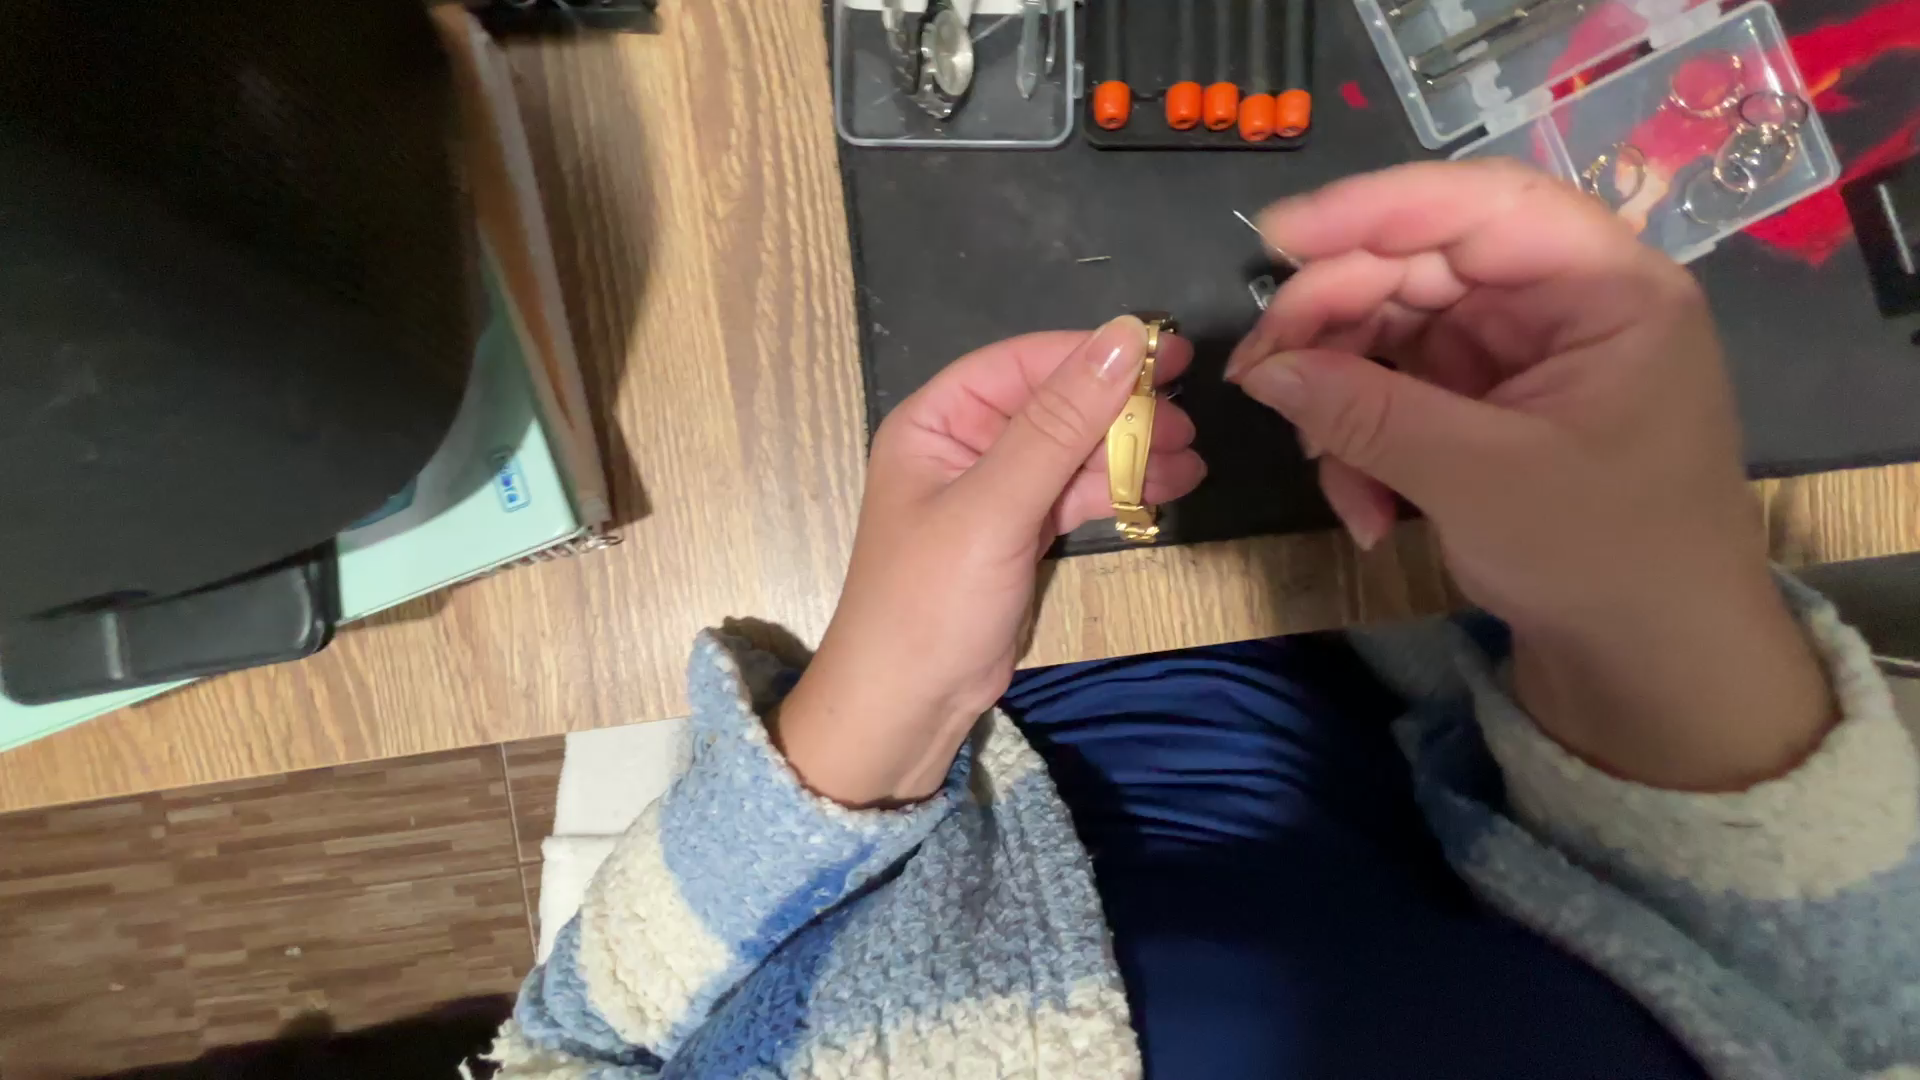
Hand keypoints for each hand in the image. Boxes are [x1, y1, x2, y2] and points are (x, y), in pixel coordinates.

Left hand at [776, 318, 1204, 805]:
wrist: (910, 705)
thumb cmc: (932, 600)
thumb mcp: (994, 507)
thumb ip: (1058, 424)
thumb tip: (1123, 338)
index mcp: (936, 421)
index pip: (1021, 365)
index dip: (1092, 354)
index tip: (1167, 351)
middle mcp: (964, 446)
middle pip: (1053, 406)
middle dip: (1119, 410)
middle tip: (1187, 418)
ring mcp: (995, 492)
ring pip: (1071, 453)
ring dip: (1128, 453)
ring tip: (1190, 459)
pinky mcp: (1019, 533)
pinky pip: (1074, 495)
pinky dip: (1117, 491)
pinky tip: (1167, 486)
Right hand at [1227, 161, 1831, 789]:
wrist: (1633, 647)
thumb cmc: (1599, 551)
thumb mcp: (1478, 478)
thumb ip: (1367, 416)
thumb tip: (1262, 373)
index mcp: (1596, 290)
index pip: (1477, 211)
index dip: (1373, 211)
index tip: (1277, 238)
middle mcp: (1543, 307)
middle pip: (1408, 274)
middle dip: (1324, 326)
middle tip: (1254, 375)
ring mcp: (1496, 357)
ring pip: (1378, 338)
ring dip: (1332, 402)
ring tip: (1320, 466)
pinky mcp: (1460, 404)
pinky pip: (1378, 397)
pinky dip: (1353, 447)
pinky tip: (1367, 509)